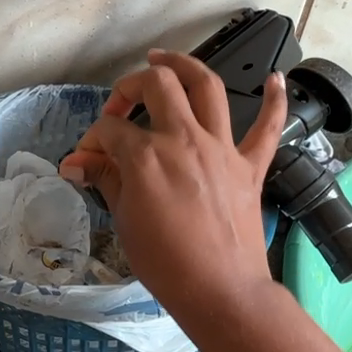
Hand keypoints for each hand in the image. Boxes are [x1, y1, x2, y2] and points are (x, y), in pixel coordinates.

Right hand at [60, 49, 286, 318]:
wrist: (221, 292)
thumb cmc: (165, 263)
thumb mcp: (123, 219)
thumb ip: (104, 179)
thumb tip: (75, 162)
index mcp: (147, 155)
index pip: (111, 130)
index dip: (93, 139)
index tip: (88, 157)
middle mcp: (184, 139)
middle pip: (157, 85)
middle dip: (131, 86)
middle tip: (120, 105)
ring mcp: (221, 148)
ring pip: (206, 87)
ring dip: (184, 65)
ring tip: (164, 59)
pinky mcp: (250, 165)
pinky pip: (268, 126)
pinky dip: (274, 100)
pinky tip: (276, 79)